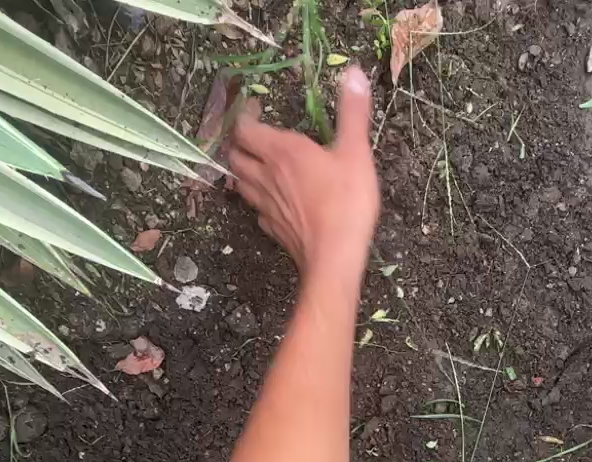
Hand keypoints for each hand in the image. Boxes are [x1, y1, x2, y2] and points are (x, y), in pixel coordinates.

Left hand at [229, 65, 379, 280]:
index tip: (255, 109)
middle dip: (239, 145)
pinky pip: (258, 212)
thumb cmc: (346, 203)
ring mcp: (267, 206)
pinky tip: (272, 202)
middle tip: (253, 139)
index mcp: (282, 152)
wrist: (335, 258)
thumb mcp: (356, 152)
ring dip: (243, 172)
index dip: (245, 116)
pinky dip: (259, 203)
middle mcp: (266, 177)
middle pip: (235, 157)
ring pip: (241, 184)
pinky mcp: (274, 230)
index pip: (245, 129)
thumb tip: (353, 73)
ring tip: (257, 167)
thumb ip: (352, 112)